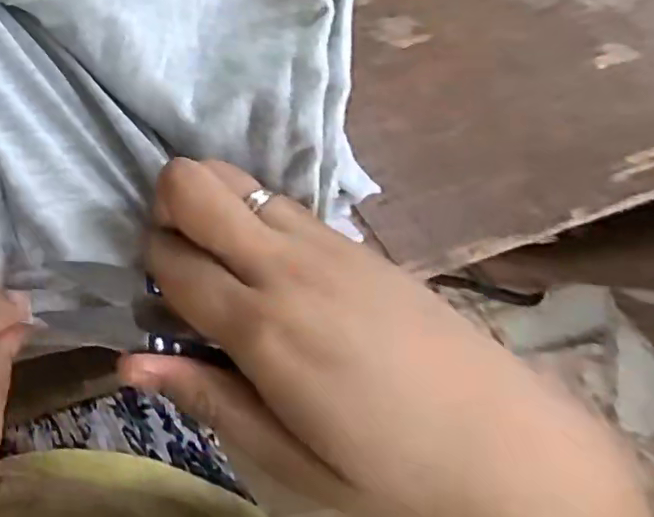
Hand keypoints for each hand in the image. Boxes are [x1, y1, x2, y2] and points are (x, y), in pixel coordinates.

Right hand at [121, 158, 648, 516]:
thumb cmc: (399, 479)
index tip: (164, 301)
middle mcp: (283, 266)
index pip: (168, 257)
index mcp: (263, 327)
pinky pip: (275, 197)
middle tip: (184, 260)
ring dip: (205, 202)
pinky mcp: (350, 238)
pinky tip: (269, 262)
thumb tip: (126, 361)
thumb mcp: (296, 464)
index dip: (150, 269)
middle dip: (164, 208)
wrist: (527, 461)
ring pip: (227, 174)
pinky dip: (249, 211)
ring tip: (222, 256)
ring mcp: (320, 243)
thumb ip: (208, 398)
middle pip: (188, 183)